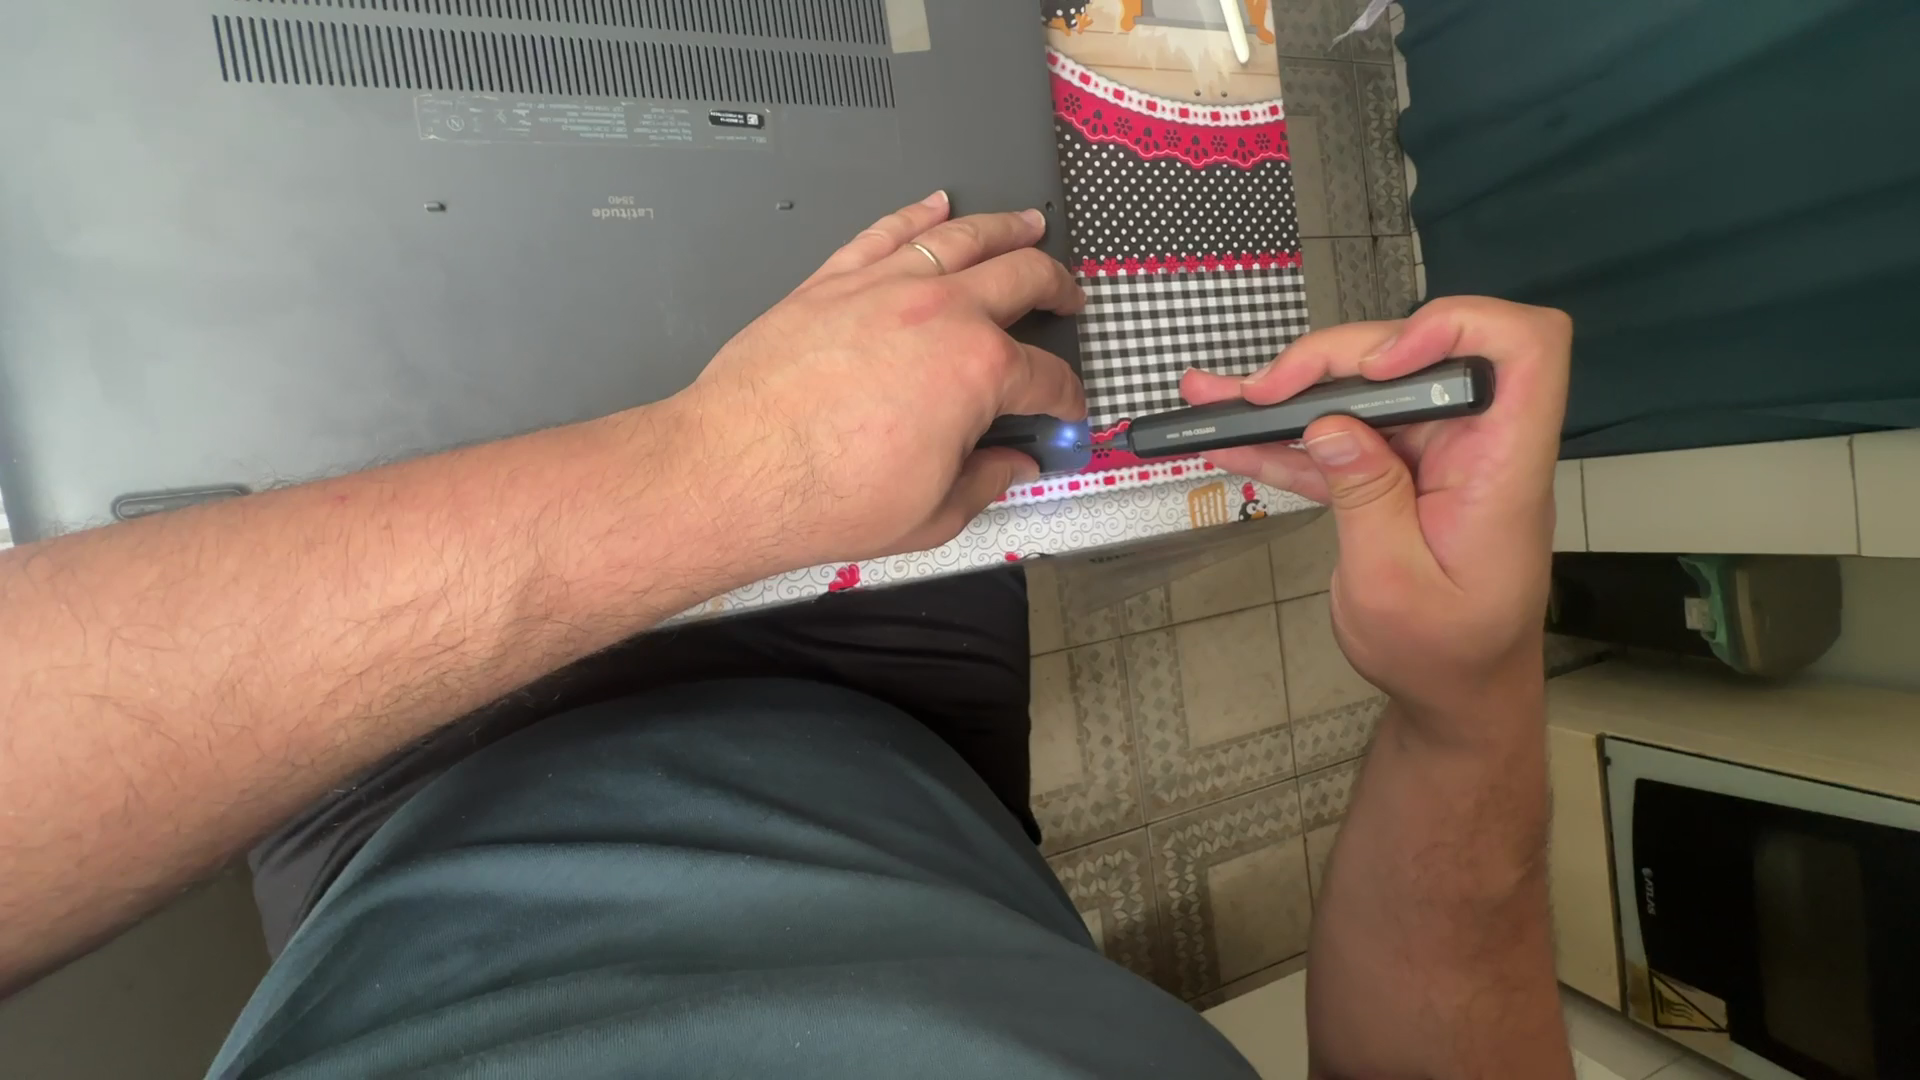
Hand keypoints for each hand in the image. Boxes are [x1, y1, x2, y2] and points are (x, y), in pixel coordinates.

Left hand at [660, 192, 1085, 572]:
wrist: (736, 471)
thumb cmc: (828, 496)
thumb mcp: (932, 514)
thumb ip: (987, 483)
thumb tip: (1013, 467)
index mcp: (978, 371)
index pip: (1047, 378)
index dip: (1067, 398)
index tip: (1067, 410)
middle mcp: (940, 313)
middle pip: (1022, 279)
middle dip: (1058, 287)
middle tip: (1071, 296)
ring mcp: (885, 287)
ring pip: (962, 236)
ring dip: (1006, 228)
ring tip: (1028, 225)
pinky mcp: (834, 281)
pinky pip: (888, 231)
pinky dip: (918, 213)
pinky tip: (937, 204)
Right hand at [1181, 297, 1570, 734]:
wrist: (1448, 688)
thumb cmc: (1439, 652)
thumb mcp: (1392, 584)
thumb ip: (1367, 499)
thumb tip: (1331, 426)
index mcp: (1498, 464)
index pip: (1520, 348)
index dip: (1452, 327)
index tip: (1375, 367)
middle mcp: (1465, 444)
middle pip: (1409, 359)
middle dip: (1327, 363)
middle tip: (1254, 395)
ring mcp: (1421, 458)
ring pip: (1356, 396)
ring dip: (1284, 395)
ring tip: (1213, 397)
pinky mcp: (1384, 477)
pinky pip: (1329, 444)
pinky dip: (1278, 441)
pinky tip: (1226, 440)